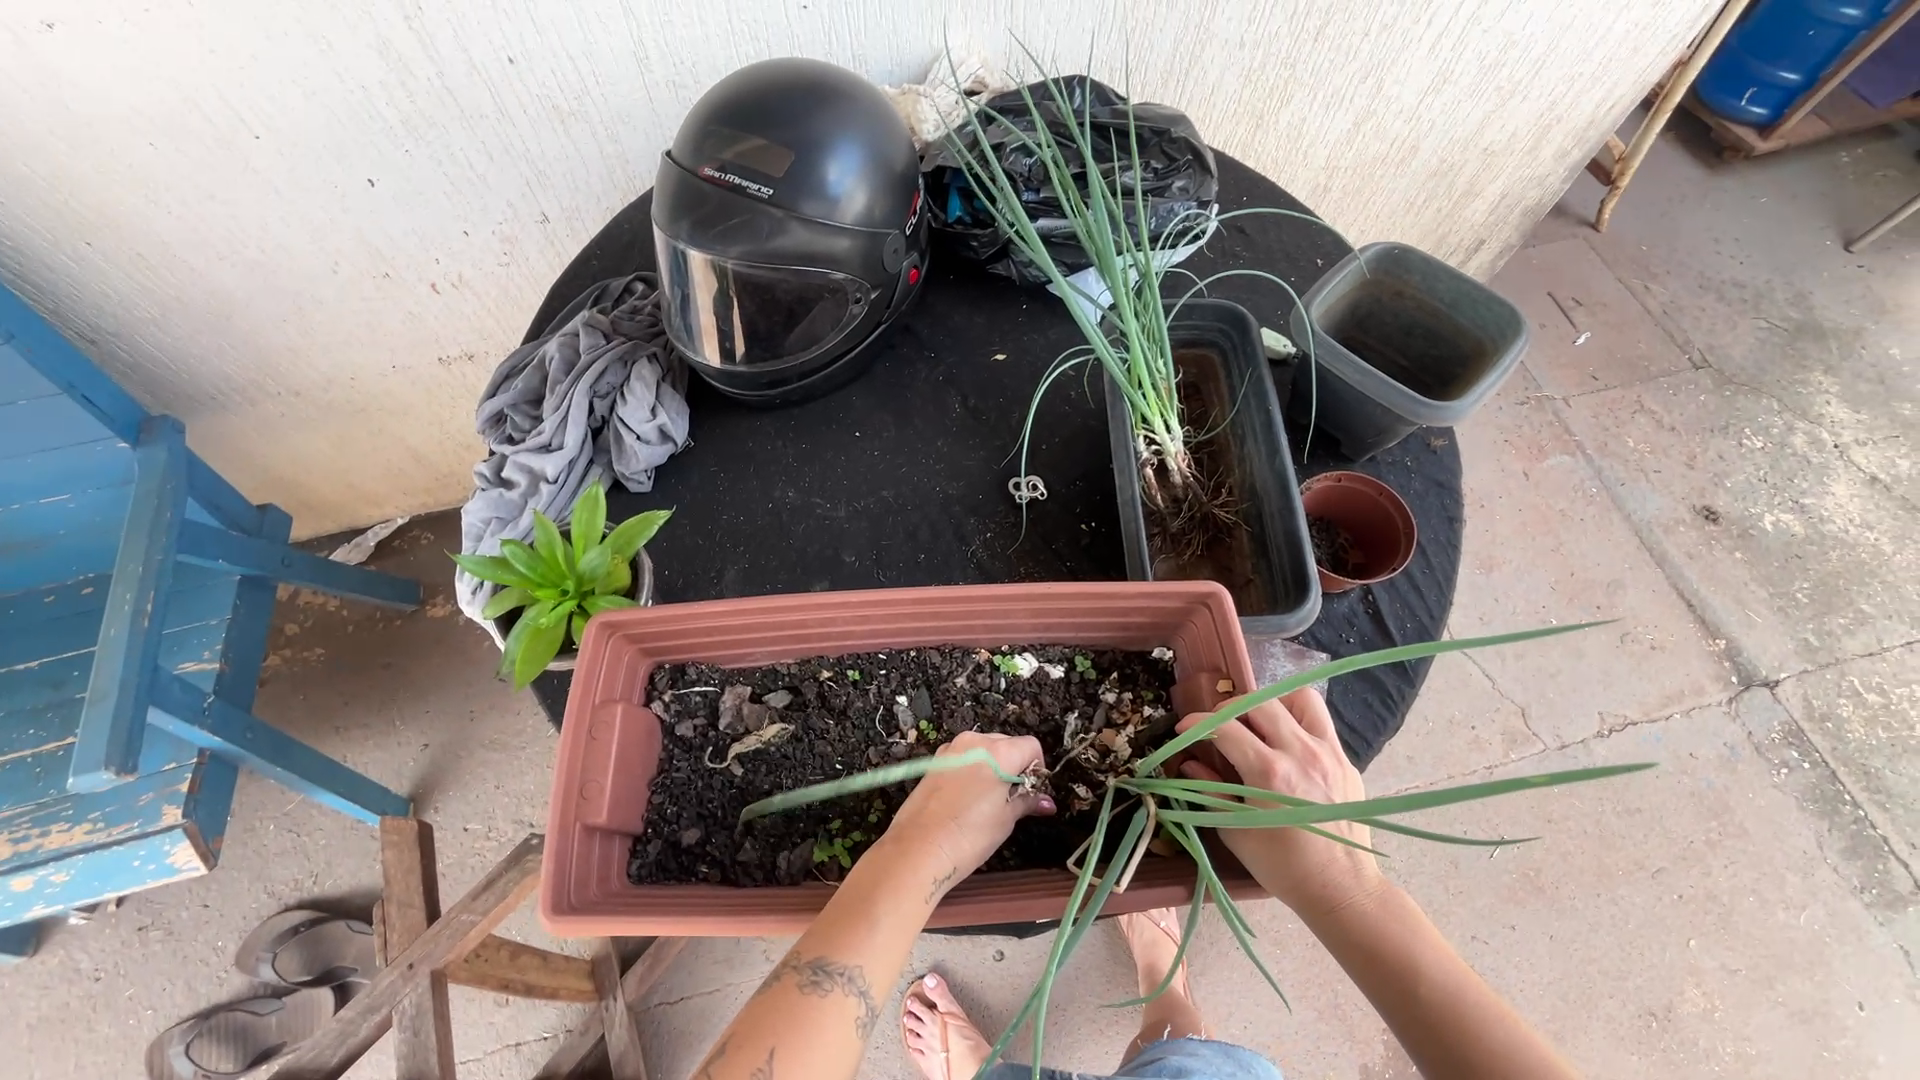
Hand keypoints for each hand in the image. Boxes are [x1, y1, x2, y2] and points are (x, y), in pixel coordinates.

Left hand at [869, 732, 1055, 900]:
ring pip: (984, 748)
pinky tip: (969, 797)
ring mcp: (951, 750)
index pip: (1031, 746)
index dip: (1037, 767)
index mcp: (998, 752)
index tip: (1034, 789)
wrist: (918, 849)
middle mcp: (974, 742)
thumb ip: (1027, 802)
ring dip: (994, 765)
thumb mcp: (1005, 819)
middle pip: (1007, 743)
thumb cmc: (969, 836)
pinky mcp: (935, 761)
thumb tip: (1048, 803)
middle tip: (1015, 796)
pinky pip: (964, 757)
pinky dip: (973, 768)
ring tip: (991, 798)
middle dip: (1016, 764)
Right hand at [1176, 687, 1386, 918]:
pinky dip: (1298, 720)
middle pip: (1259, 703)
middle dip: (1230, 708)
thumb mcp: (1235, 832)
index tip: (1183, 728)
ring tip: (1260, 721)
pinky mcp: (1345, 760)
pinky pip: (1320, 722)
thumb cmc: (1283, 867)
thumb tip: (1189, 764)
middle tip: (1220, 725)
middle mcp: (1300, 753)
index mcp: (1269, 773)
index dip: (1196, 723)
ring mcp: (1328, 753)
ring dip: (1272, 703)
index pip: (1224, 728)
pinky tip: (1287, 742)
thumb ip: (1210, 791)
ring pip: (1299, 699)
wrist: (1341, 888)